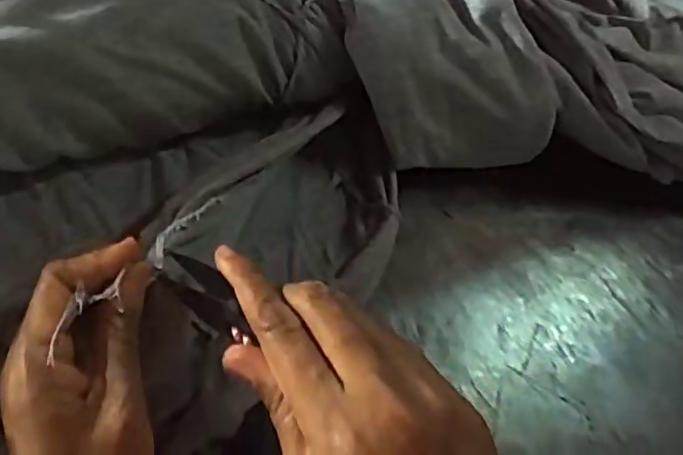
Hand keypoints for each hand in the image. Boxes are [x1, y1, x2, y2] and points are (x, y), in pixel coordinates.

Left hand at [1, 238, 155, 454]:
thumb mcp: (120, 403)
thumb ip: (122, 331)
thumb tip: (137, 271)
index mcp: (32, 359)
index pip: (56, 282)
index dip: (96, 259)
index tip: (137, 251)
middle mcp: (19, 356)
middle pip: (53, 292)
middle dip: (97, 271)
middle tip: (141, 264)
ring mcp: (24, 371)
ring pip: (57, 309)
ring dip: (94, 291)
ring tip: (135, 280)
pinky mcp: (35, 384)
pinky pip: (59, 333)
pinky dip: (88, 316)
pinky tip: (117, 313)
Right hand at [215, 246, 495, 454]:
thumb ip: (278, 403)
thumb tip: (237, 348)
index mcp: (338, 428)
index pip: (281, 332)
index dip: (250, 285)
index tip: (228, 255)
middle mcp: (382, 396)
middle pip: (321, 305)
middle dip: (291, 296)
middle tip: (278, 312)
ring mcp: (425, 391)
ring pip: (357, 312)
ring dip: (326, 312)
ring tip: (315, 337)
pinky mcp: (454, 394)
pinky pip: (394, 338)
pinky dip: (364, 336)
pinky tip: (357, 359)